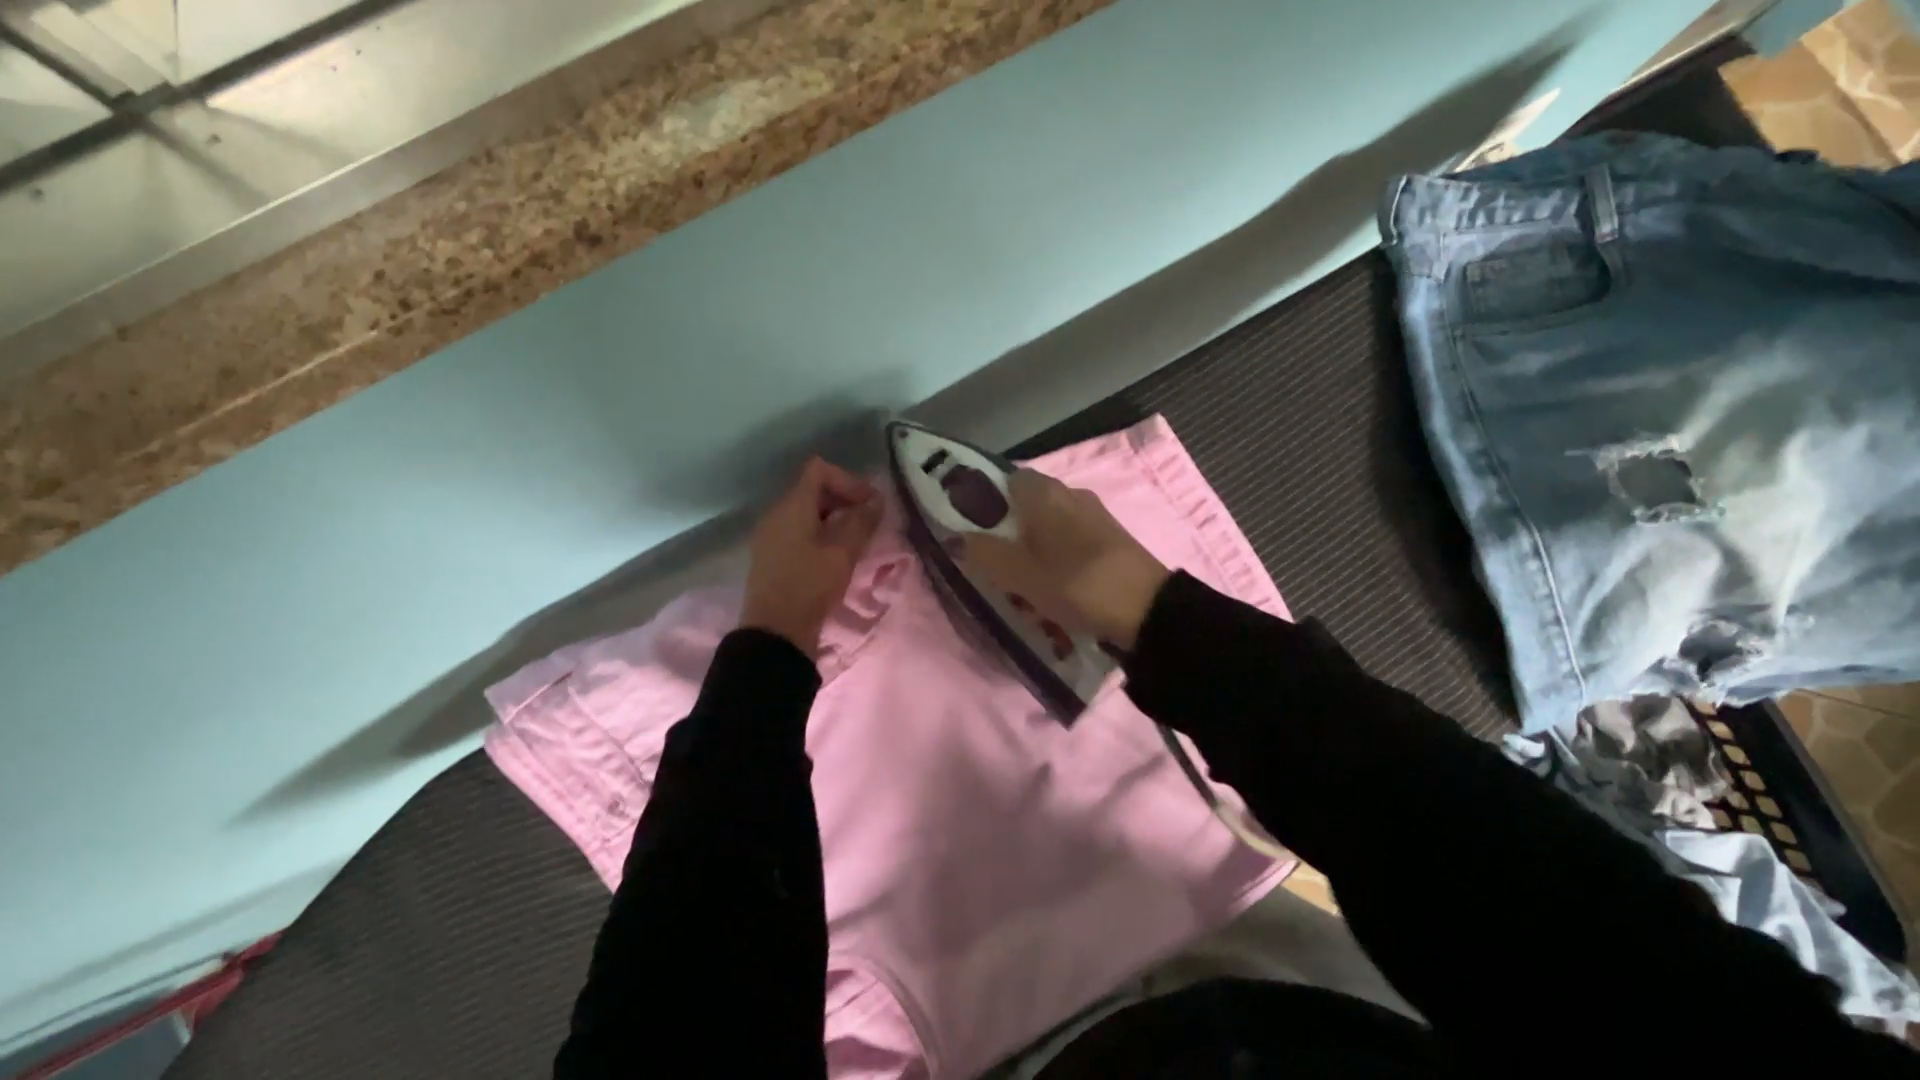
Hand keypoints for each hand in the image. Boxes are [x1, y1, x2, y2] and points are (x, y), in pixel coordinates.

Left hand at [740, 457, 884, 656]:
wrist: (775, 632)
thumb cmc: (810, 586)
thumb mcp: (843, 553)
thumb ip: (862, 521)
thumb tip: (877, 500)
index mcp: (791, 506)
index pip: (819, 470)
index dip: (848, 480)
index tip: (870, 503)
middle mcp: (776, 513)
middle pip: (813, 490)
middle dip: (844, 500)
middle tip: (869, 522)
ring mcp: (770, 535)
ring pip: (806, 513)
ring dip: (834, 519)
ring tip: (856, 541)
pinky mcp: (771, 556)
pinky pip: (798, 532)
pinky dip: (819, 535)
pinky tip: (835, 556)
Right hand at [957, 469, 1169, 650]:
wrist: (1148, 610)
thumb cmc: (1077, 585)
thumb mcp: (1021, 575)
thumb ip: (986, 554)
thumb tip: (957, 537)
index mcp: (1045, 493)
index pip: (1006, 481)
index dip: (988, 504)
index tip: (975, 533)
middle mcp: (1071, 494)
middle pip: (1028, 508)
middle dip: (1011, 537)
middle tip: (999, 571)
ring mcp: (1095, 516)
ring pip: (1051, 529)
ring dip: (1035, 555)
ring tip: (1026, 591)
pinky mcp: (1112, 539)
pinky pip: (1072, 544)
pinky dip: (1059, 563)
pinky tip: (1056, 592)